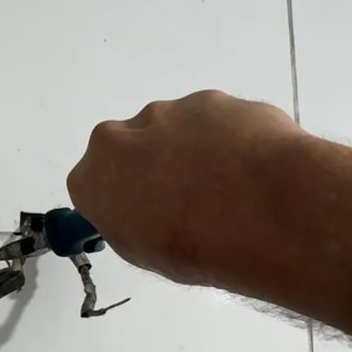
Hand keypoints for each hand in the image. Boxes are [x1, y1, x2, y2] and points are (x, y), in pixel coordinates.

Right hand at [67, 90, 312, 286]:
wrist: (259, 211)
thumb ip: (131, 222)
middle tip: (186, 199)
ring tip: (228, 185)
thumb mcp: (143, 252)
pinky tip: (251, 167)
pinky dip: (229, 139)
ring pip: (174, 130)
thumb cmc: (191, 245)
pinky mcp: (213, 99)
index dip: (120, 198)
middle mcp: (119, 137)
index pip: (92, 183)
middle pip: (129, 148)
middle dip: (152, 166)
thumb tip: (148, 214)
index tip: (142, 214)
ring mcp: (167, 112)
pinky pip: (215, 121)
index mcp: (91, 177)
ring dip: (193, 151)